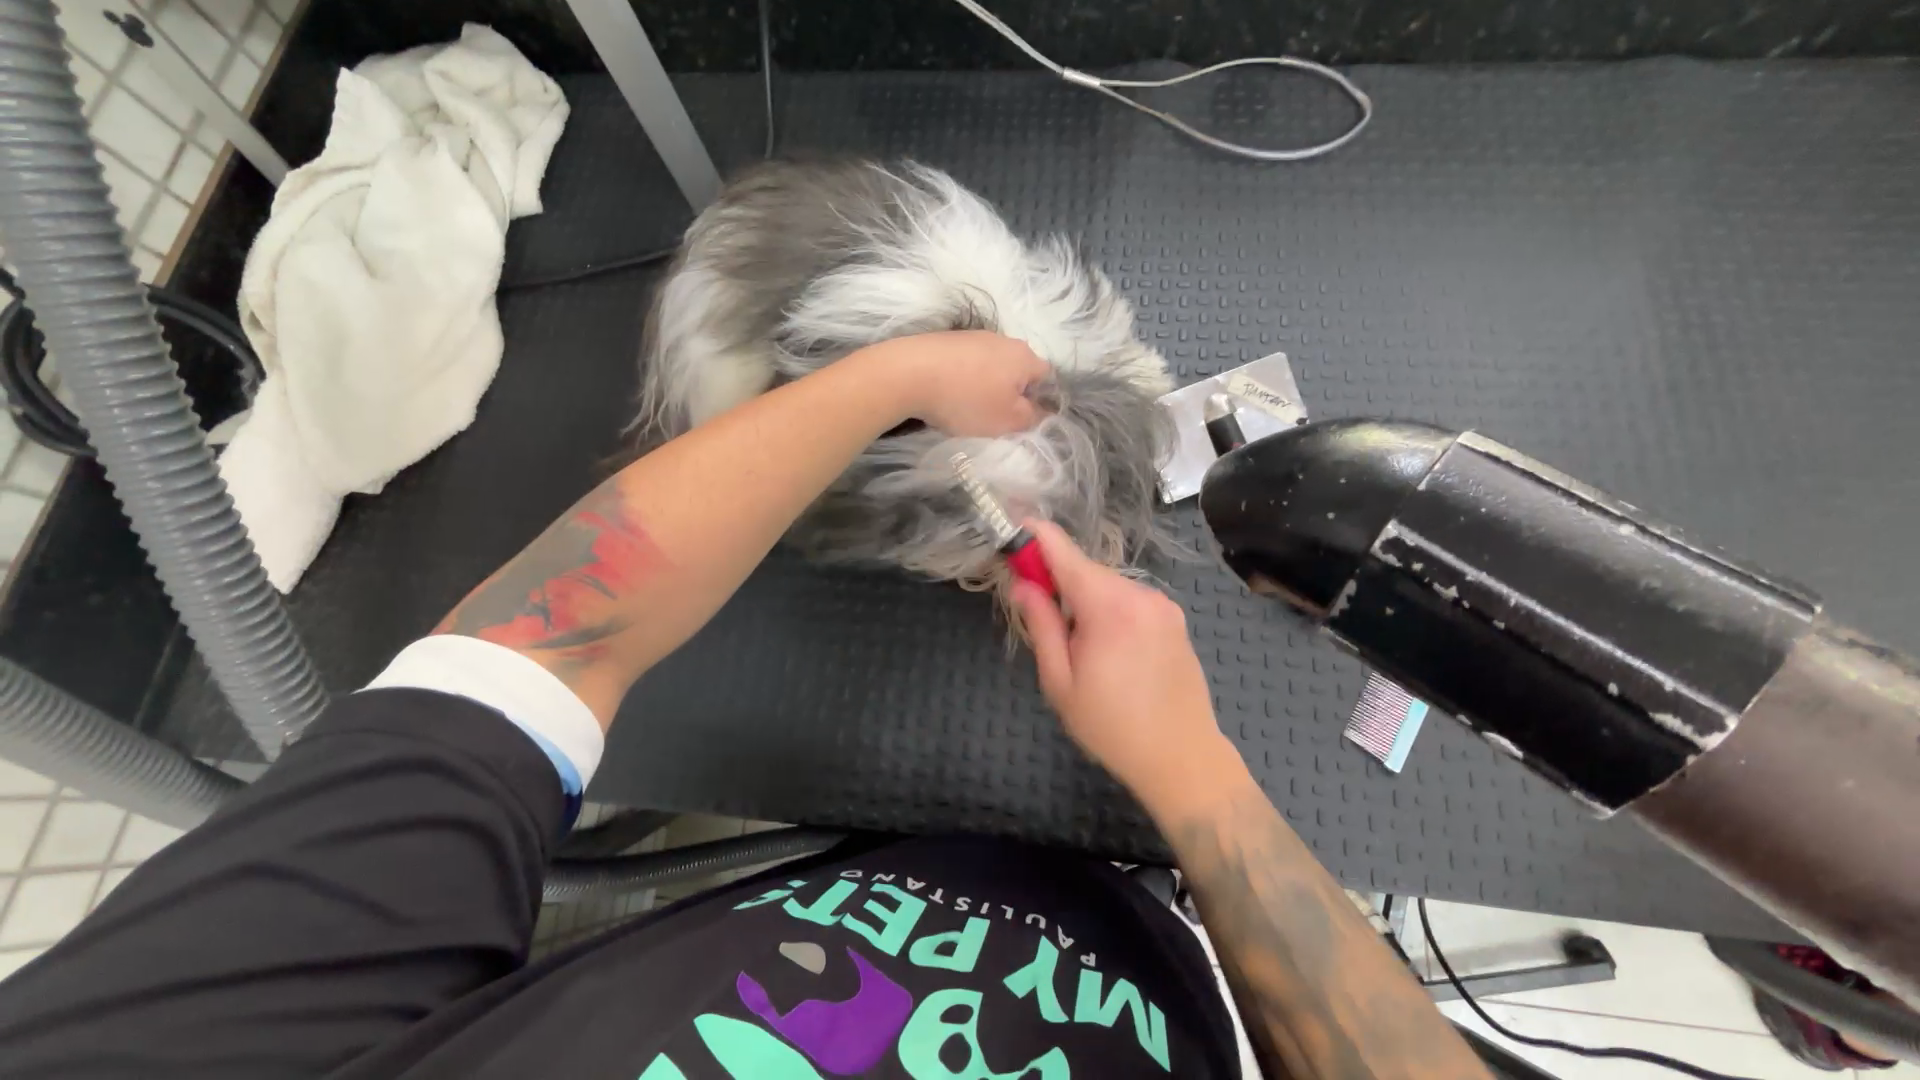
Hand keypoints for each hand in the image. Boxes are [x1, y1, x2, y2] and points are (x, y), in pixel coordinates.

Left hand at [854, 331, 1049, 436]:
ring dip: (985, 385)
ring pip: (991, 366)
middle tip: (995, 417)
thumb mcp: (1007, 420)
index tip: (1022, 420)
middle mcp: (1003, 340)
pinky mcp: (948, 339)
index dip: (1040, 400)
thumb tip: (1042, 411)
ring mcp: (973, 336)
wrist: (909, 373)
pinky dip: (962, 378)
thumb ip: (1032, 417)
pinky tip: (947, 392)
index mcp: (1024, 356)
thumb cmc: (966, 400)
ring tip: (967, 406)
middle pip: (1017, 370)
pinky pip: (966, 363)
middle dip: (1010, 393)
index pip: (1047, 377)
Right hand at [1010, 521, 1245, 814]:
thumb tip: (1022, 585)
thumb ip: (1041, 625)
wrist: (1183, 758)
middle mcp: (1140, 595)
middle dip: (1059, 582)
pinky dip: (1110, 610)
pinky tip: (1109, 651)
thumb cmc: (1112, 727)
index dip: (1036, 536)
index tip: (1014, 524)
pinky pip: (1130, 602)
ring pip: (1109, 587)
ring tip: (1080, 649)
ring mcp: (1163, 606)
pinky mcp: (1175, 619)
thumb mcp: (1060, 681)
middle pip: (1086, 571)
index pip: (1065, 554)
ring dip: (1085, 600)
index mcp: (1109, 607)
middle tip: (1039, 616)